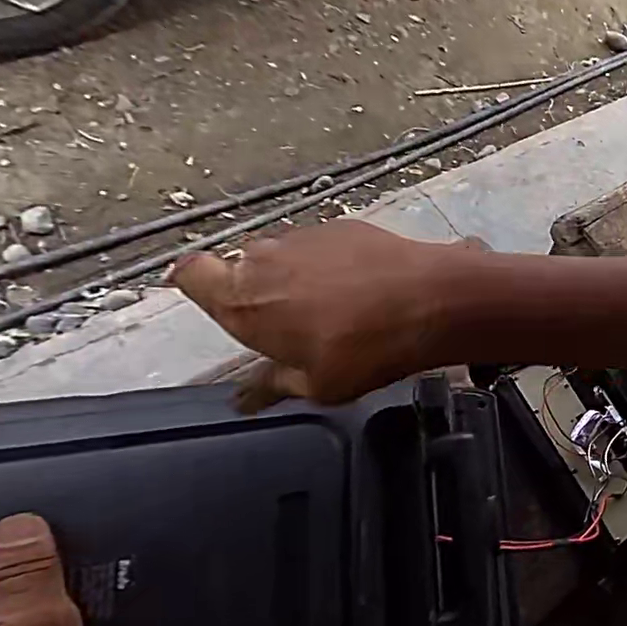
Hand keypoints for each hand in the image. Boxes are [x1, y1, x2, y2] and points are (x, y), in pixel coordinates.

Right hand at [173, 221, 482, 410]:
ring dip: (307, 274)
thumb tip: (246, 399)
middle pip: (248, 266)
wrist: (434, 300)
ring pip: (291, 254)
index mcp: (241, 299)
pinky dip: (343, 262)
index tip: (228, 303)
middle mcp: (265, 257)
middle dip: (267, 288)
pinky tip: (373, 286)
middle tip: (304, 320)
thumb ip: (276, 384)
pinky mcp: (350, 226)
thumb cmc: (369, 349)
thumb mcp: (321, 384)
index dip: (206, 286)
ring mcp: (309, 236)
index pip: (192, 275)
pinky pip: (332, 246)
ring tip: (347, 306)